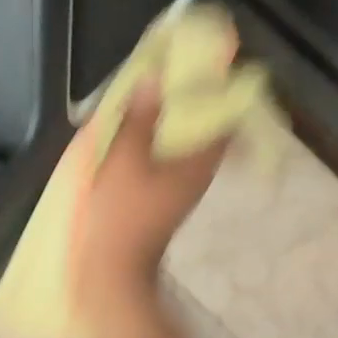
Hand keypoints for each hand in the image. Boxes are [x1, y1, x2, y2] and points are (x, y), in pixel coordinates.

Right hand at [71, 83, 228, 313]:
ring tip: (152, 94)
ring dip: (175, 119)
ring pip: (188, 143)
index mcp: (199, 162)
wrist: (111, 271)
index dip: (220, 89)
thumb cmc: (120, 213)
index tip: (204, 65)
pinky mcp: (165, 198)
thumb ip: (139, 117)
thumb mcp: (125, 158)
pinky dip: (162, 139)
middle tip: (173, 73)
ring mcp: (182, 188)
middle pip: (208, 128)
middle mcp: (199, 173)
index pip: (226, 118)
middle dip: (194, 100)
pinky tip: (138, 131)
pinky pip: (172, 157)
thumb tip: (154, 76)